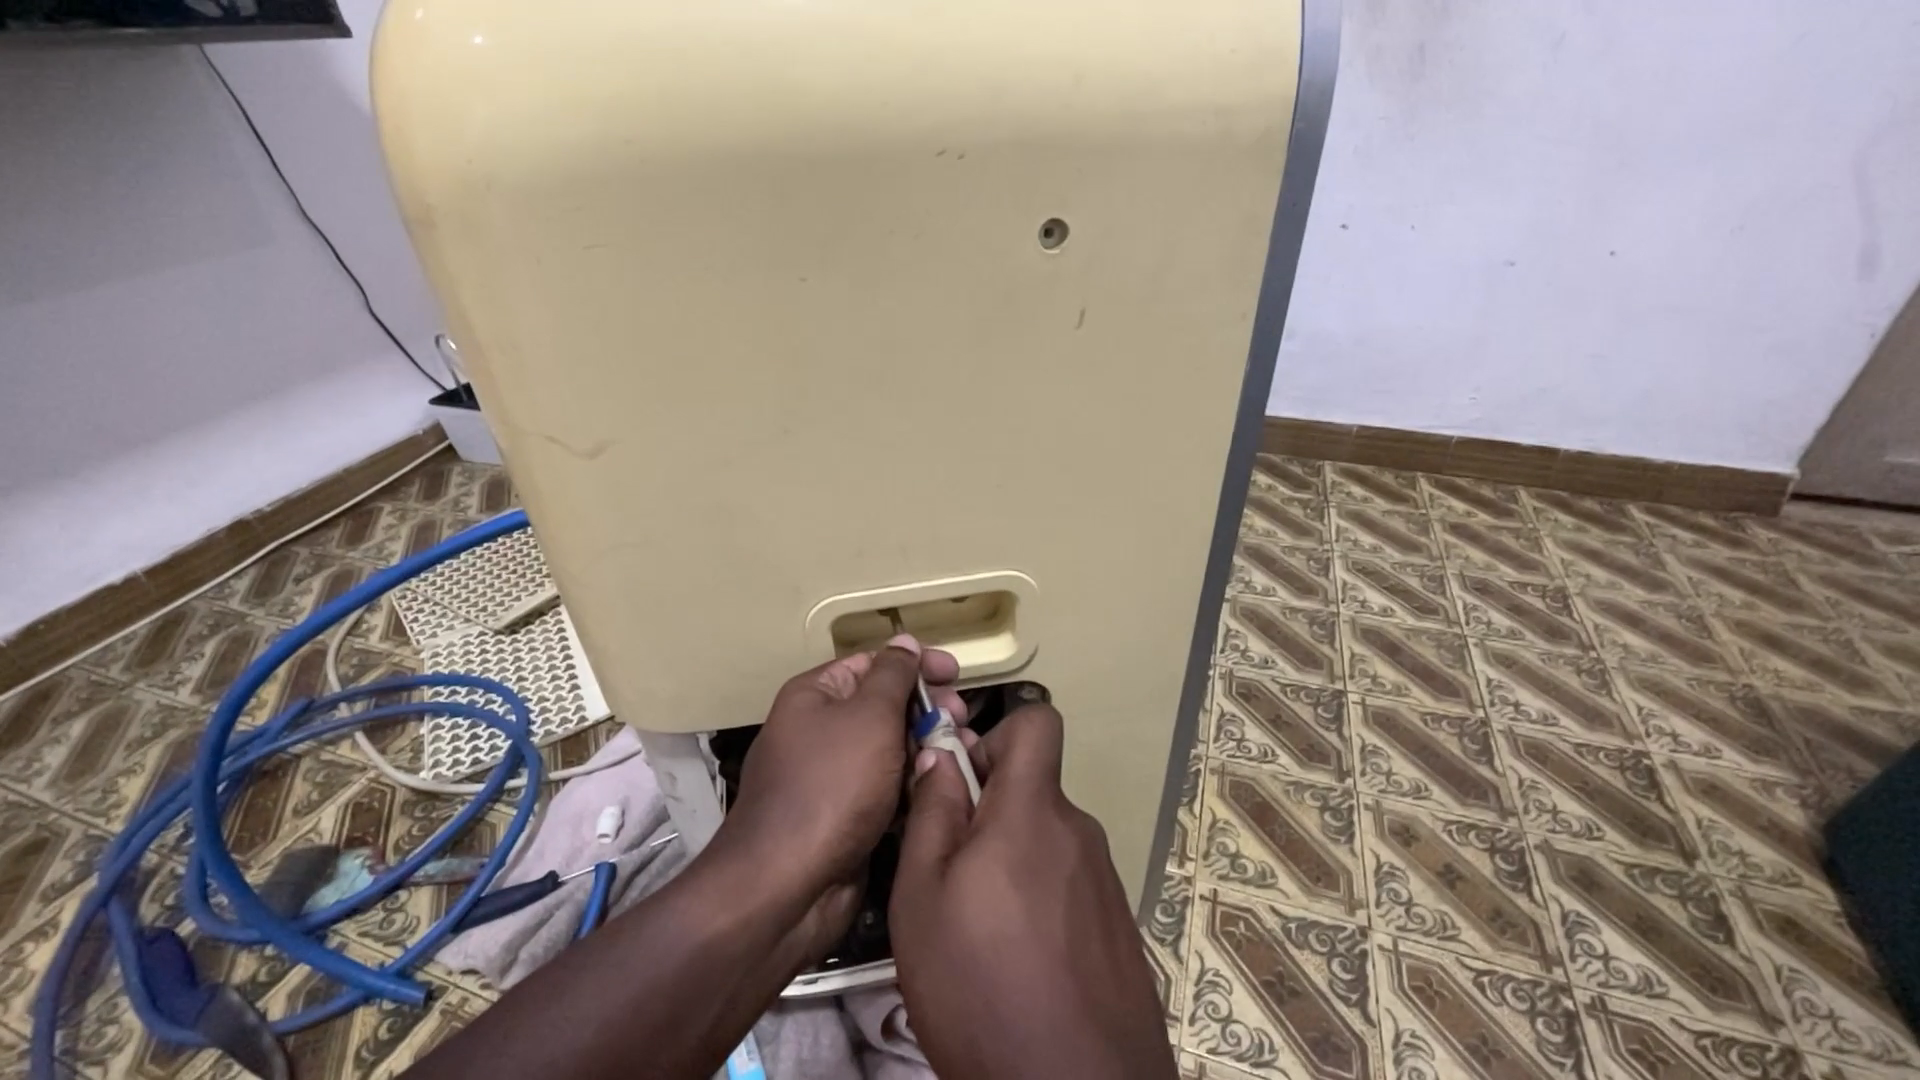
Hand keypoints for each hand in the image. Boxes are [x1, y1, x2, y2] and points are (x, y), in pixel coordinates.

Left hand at [712, 635, 966, 956]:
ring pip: (893, 750)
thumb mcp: (869, 717)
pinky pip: (890, 789)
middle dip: (928, 709)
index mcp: (816, 696)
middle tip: (961, 720)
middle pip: (885, 706)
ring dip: (929, 748)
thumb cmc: (832, 786)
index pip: (872, 663)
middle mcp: (822, 730)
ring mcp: (835, 776)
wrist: (787, 884)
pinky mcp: (849, 816)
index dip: (916, 664)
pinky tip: (945, 788)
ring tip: (964, 754)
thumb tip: (904, 641)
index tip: (957, 674)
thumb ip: (893, 675)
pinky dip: (916, 785)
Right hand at [890, 704, 1177, 1079]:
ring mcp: (1104, 882)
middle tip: (947, 877)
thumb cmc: (979, 985)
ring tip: (975, 932)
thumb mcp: (923, 896)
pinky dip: (1035, 903)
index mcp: (1034, 811)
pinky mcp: (1116, 926)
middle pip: (1032, 791)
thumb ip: (932, 814)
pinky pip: (1065, 886)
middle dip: (987, 814)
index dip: (995, 737)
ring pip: (1044, 843)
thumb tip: (939, 755)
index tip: (961, 785)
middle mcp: (1078, 833)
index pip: (1038, 723)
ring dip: (1007, 865)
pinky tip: (1014, 963)